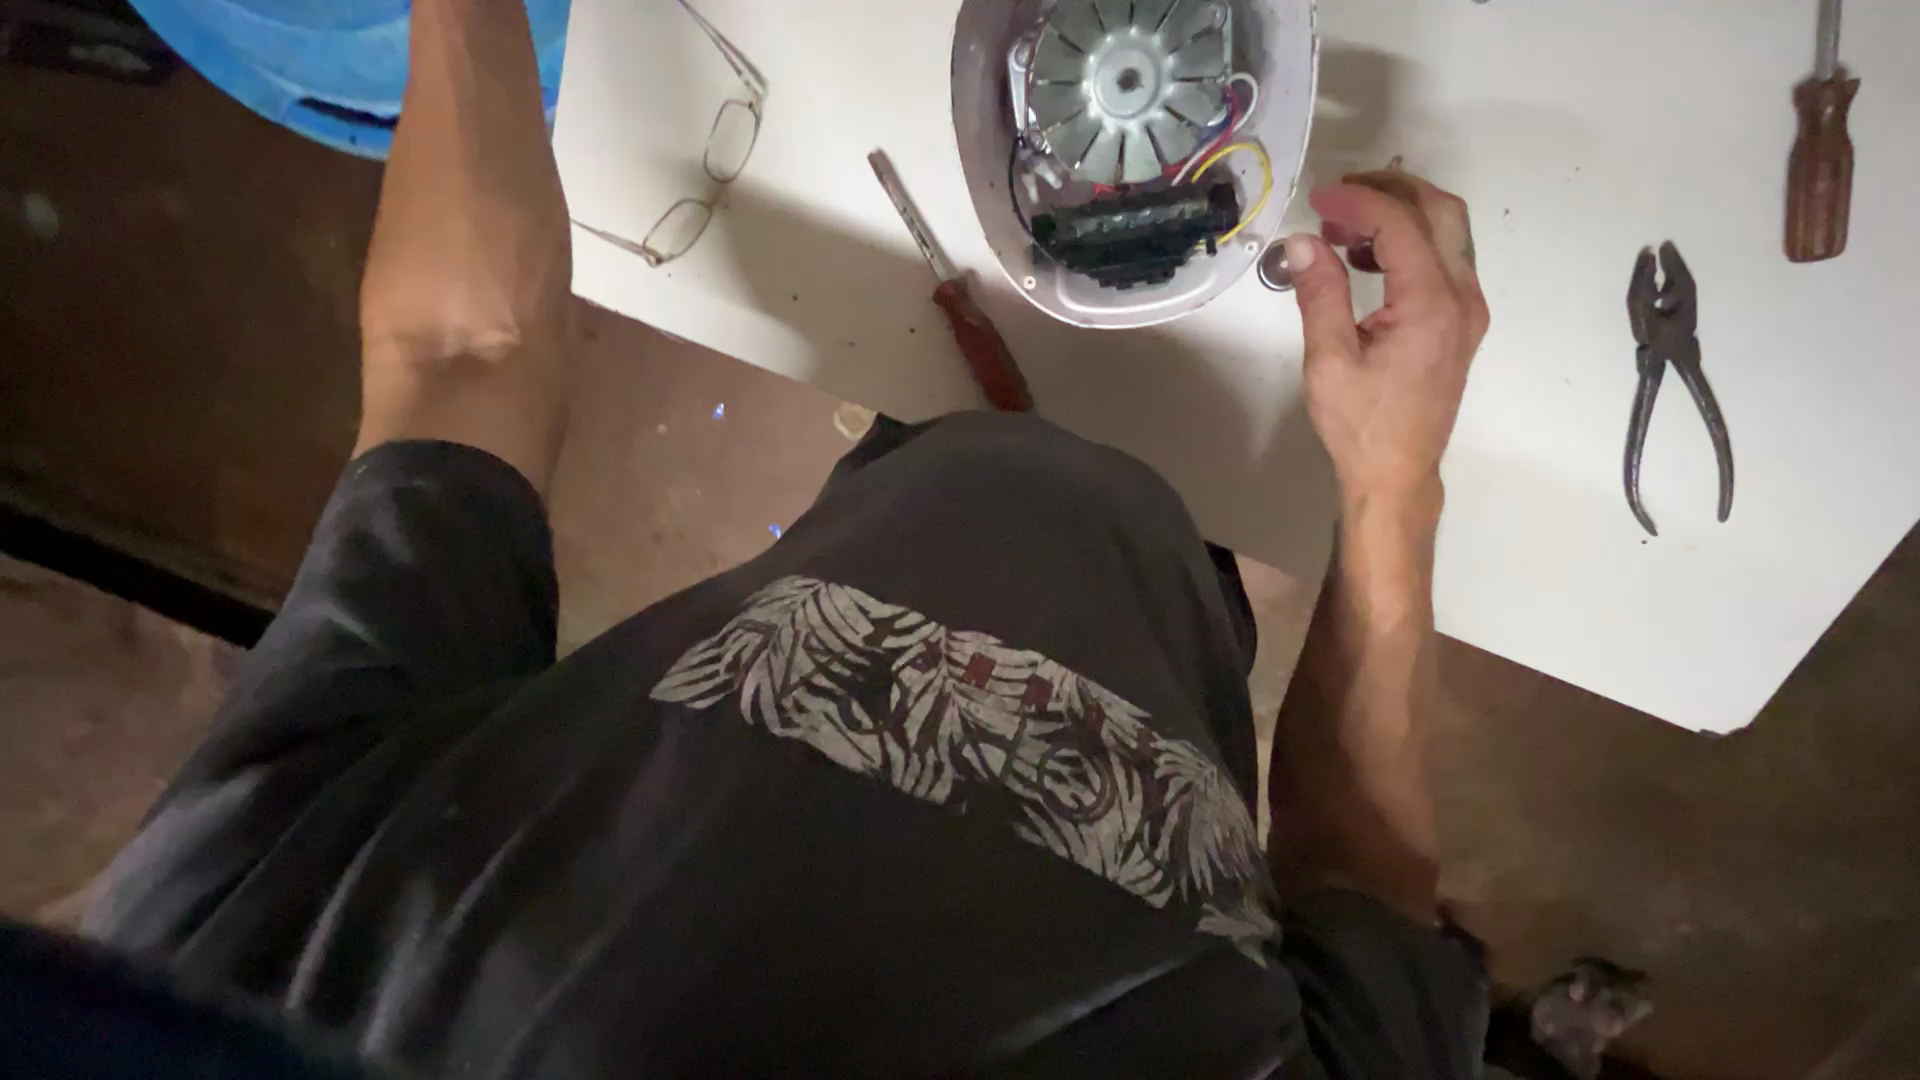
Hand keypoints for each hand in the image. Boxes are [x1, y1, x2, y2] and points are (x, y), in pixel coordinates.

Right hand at [1284, 169, 1488, 509]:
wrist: (1396, 472)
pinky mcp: (1460, 323)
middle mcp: (1462, 297)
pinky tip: (1367, 260)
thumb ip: (1320, 296)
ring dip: (1401, 215)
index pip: (1400, 226)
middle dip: (1391, 191)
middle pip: (1440, 213)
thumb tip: (1302, 244)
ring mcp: (1468, 309)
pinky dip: (1410, 244)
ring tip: (1344, 225)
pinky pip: (1445, 261)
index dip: (1358, 202)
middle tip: (1340, 194)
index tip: (1319, 197)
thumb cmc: (1359, 423)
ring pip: (1448, 233)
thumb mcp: (1329, 360)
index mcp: (1430, 304)